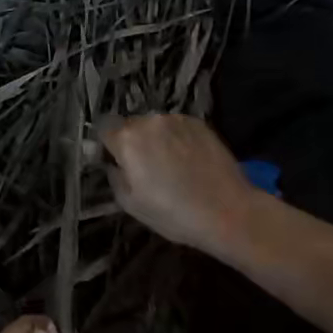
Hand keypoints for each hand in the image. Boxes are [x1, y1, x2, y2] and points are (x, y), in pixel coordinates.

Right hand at [97, 114, 257, 253]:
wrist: (228, 211)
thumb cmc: (174, 214)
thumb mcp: (132, 205)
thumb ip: (115, 177)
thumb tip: (111, 163)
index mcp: (127, 139)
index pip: (104, 127)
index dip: (108, 144)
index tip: (117, 160)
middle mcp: (149, 121)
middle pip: (130, 125)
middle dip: (133, 141)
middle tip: (147, 167)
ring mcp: (175, 118)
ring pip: (155, 125)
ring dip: (156, 139)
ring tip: (172, 165)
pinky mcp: (198, 122)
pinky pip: (177, 126)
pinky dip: (177, 138)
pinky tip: (190, 161)